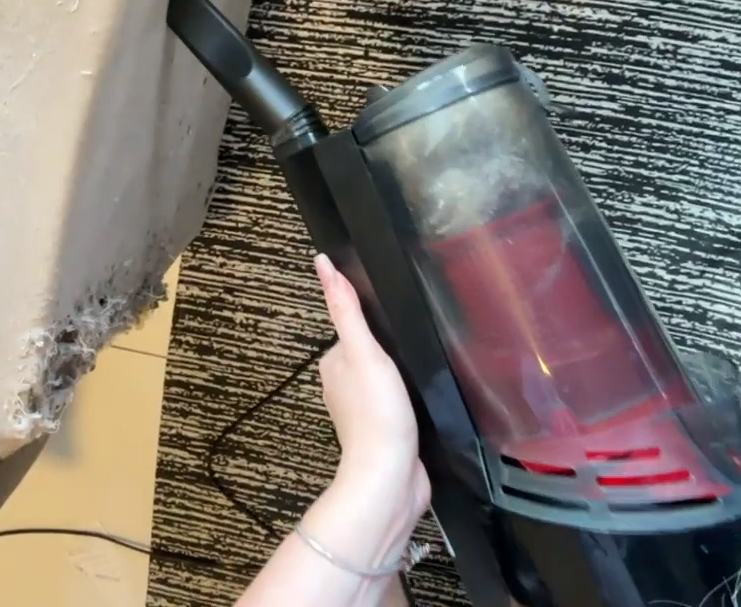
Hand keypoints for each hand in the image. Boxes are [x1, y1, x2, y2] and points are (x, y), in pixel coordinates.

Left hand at [312, 254, 429, 555]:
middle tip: (406, 342)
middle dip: (382, 349)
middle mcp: (342, 386)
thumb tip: (323, 264)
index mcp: (333, 363)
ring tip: (414, 369)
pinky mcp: (384, 430)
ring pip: (378, 380)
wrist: (391, 477)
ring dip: (393, 375)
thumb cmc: (376, 412)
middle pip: (364, 354)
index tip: (390, 317)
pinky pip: (392, 405)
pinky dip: (403, 399)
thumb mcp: (363, 349)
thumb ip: (346, 308)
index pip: (351, 329)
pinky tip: (417, 400)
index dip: (371, 323)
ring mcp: (362, 411)